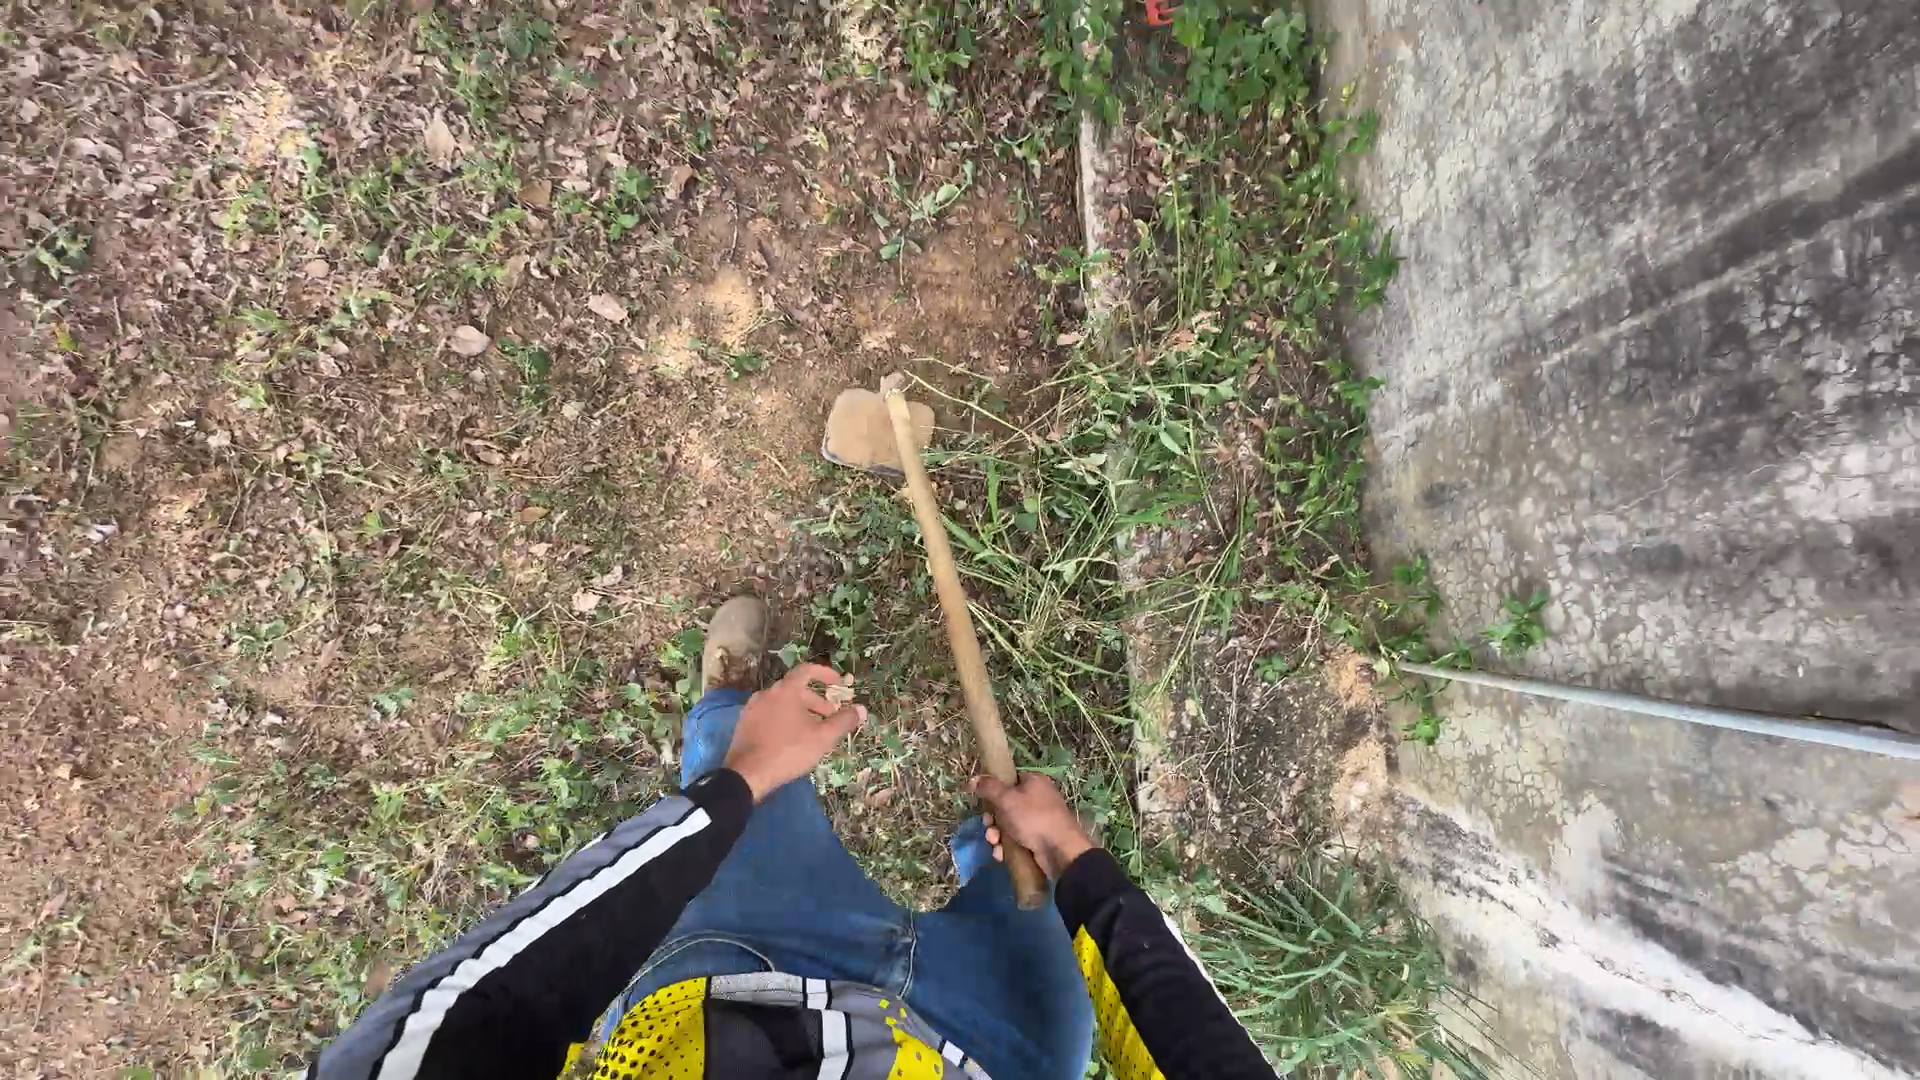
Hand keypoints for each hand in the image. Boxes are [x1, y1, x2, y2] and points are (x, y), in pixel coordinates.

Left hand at [724, 663, 864, 801]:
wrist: (746, 775)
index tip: (838, 684)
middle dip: (816, 700)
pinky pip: (770, 714)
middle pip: (796, 689)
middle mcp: (767, 693)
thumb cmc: (788, 751)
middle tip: (830, 715)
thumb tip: (861, 709)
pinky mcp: (744, 725)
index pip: (807, 671)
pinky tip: (791, 738)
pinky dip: (784, 718)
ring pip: (782, 703)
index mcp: (785, 690)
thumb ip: (843, 721)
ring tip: (812, 729)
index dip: (825, 674)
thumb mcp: (822, 738)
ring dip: (801, 711)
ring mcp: (752, 709)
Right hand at [970, 772, 1094, 879]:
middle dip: (993, 818)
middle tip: (988, 826)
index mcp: (1034, 782)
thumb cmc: (1033, 818)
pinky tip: (1001, 854)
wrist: (1060, 851)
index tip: (983, 801)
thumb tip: (972, 779)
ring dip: (996, 834)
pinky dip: (1006, 846)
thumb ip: (988, 788)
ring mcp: (1038, 820)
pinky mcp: (1038, 839)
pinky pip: (1016, 839)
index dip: (994, 790)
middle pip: (1005, 804)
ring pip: (1009, 824)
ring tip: (994, 843)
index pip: (1009, 780)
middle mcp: (1037, 798)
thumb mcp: (1007, 799)